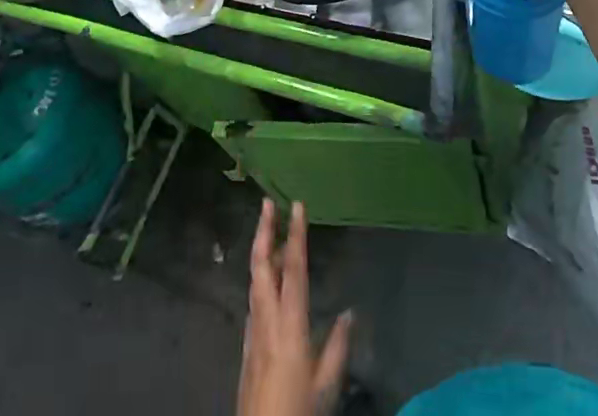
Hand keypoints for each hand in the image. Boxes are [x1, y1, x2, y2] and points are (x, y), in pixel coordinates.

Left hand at [239, 200, 351, 415]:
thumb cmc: (297, 409)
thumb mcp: (326, 384)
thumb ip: (338, 346)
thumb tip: (349, 312)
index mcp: (290, 323)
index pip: (293, 268)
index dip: (294, 234)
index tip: (297, 206)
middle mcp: (267, 319)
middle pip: (260, 266)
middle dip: (263, 231)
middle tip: (267, 202)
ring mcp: (253, 330)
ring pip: (254, 280)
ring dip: (261, 250)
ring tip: (270, 229)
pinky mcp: (247, 344)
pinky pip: (253, 298)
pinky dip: (259, 276)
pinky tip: (267, 277)